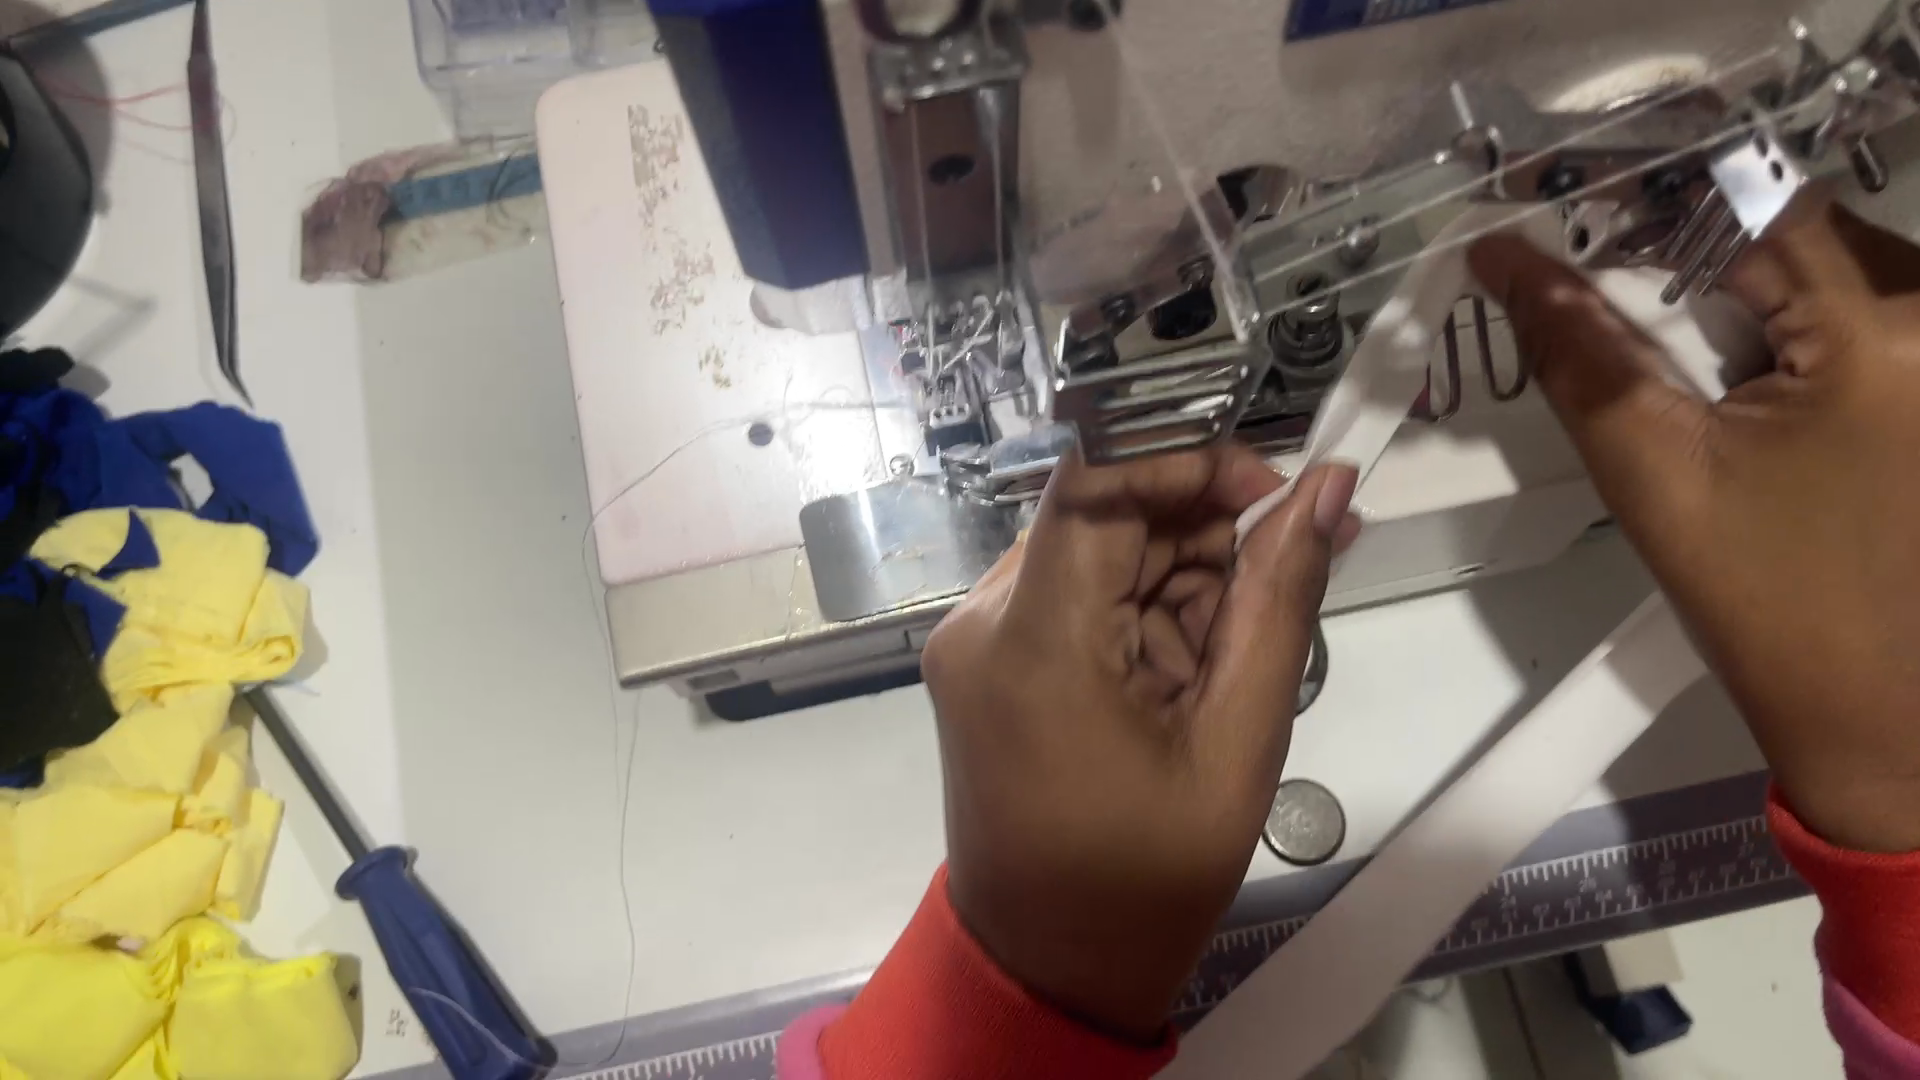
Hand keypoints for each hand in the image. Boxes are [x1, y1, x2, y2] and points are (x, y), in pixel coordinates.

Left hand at [921, 443, 1359, 1039]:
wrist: (1046, 961)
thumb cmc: (1143, 880)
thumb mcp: (1235, 743)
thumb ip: (1278, 604)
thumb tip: (1323, 492)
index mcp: (1033, 642)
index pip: (1094, 485)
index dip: (1185, 465)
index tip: (1268, 492)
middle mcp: (982, 620)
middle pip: (1101, 520)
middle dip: (1199, 536)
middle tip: (1288, 575)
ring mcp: (975, 637)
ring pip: (1093, 554)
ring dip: (1175, 580)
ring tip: (1233, 653)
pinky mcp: (985, 656)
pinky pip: (1073, 596)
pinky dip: (1137, 610)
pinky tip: (1184, 665)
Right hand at [1471, 198, 1919, 853]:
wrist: (1890, 718)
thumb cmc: (1767, 594)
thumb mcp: (1652, 465)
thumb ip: (1579, 352)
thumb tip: (1507, 260)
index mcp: (1898, 322)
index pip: (1755, 204)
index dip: (1645, 190)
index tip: (1554, 192)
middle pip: (1793, 233)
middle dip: (1672, 250)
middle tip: (1567, 275)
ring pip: (1819, 276)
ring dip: (1712, 293)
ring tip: (1632, 339)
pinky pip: (1850, 322)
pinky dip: (1763, 330)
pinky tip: (1706, 375)